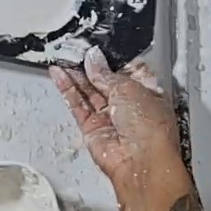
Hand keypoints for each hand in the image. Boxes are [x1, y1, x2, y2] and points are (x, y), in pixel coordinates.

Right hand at [50, 47, 183, 199]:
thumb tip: (93, 59)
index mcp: (148, 94)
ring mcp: (110, 118)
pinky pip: (77, 105)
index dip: (112, 59)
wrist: (141, 162)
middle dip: (91, 67)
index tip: (97, 48)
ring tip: (62, 59)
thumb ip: (106, 73)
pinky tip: (59, 75)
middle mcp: (129, 107)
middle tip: (76, 52)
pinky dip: (67, 90)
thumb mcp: (129, 88)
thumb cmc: (151, 129)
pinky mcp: (92, 128)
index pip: (127, 71)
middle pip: (105, 81)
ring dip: (75, 76)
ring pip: (88, 92)